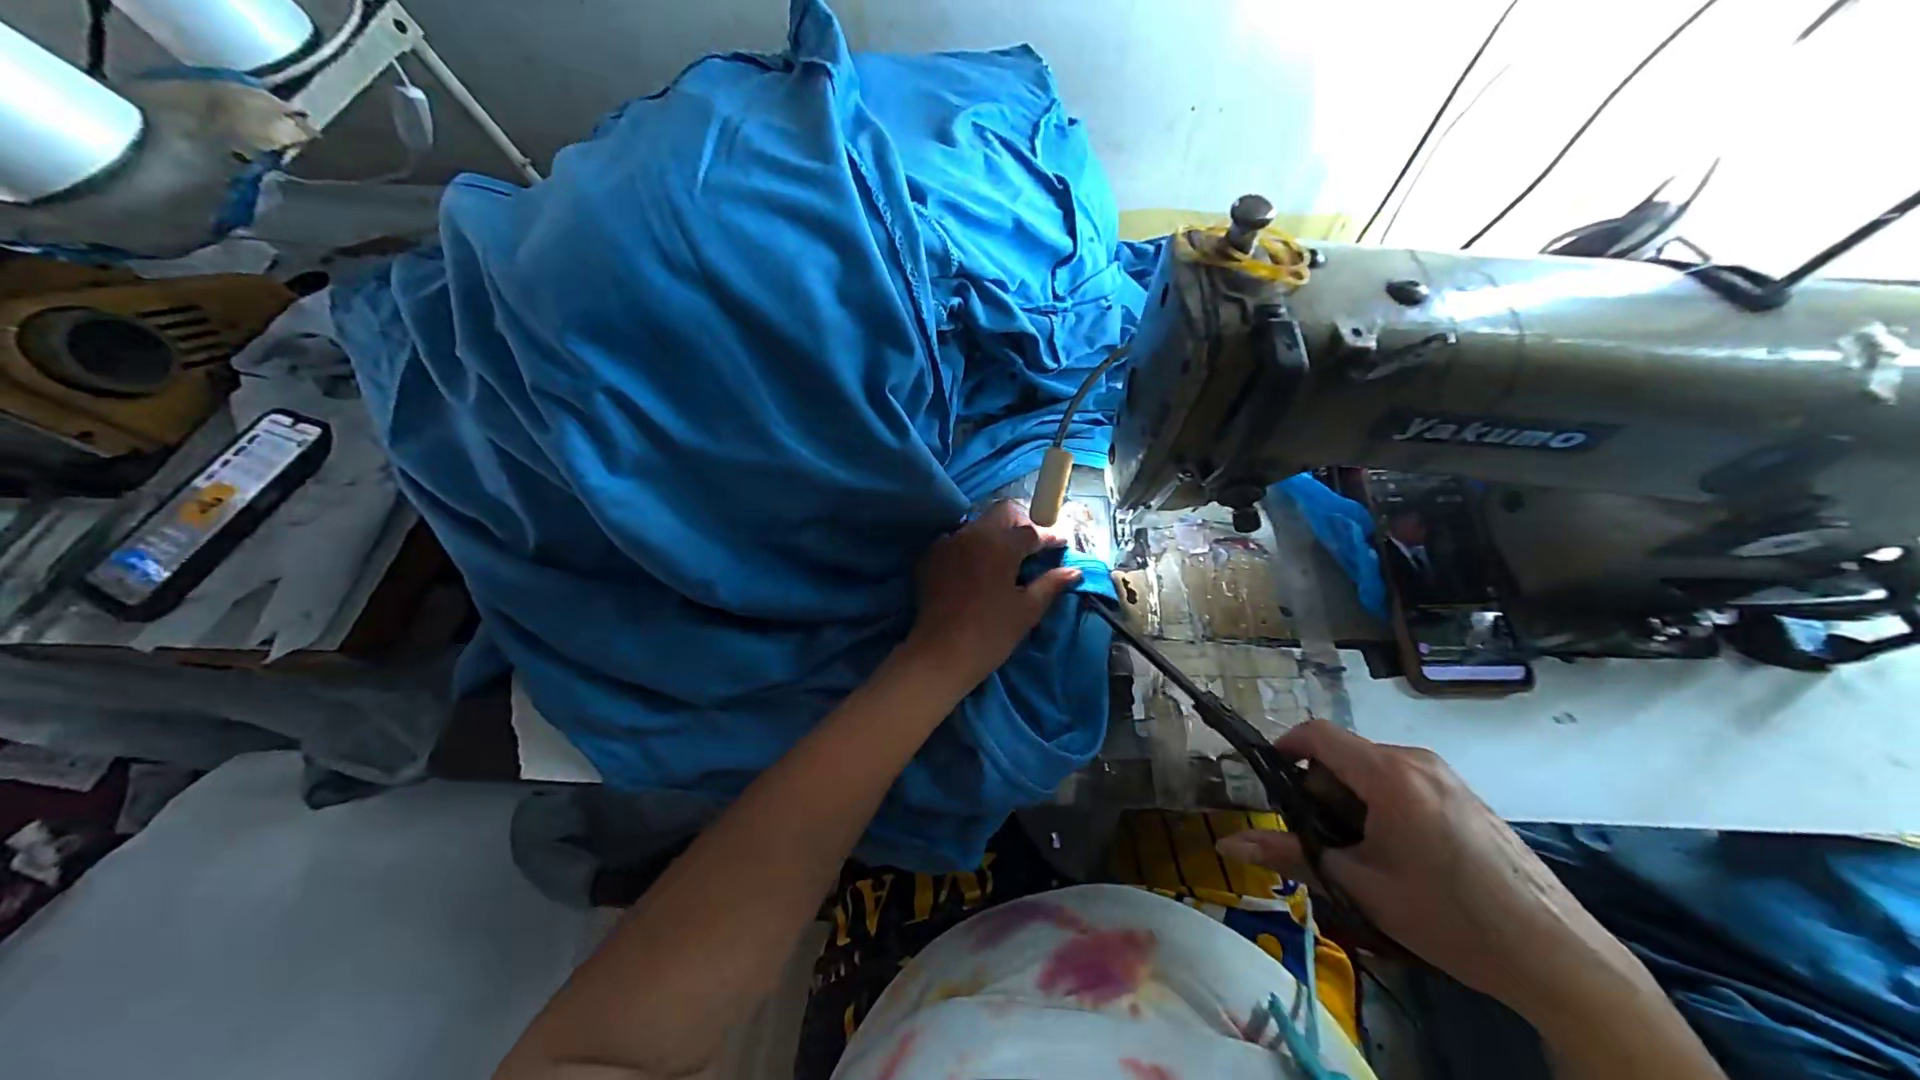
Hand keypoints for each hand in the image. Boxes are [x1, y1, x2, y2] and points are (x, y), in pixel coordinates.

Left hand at [904, 500, 1082, 693]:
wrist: (940, 653)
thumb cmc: (990, 633)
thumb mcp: (1027, 609)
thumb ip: (1051, 584)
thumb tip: (1073, 571)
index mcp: (1000, 544)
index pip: (1031, 531)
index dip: (1049, 537)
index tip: (1060, 543)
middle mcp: (972, 534)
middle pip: (1002, 513)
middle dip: (1021, 524)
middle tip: (1033, 545)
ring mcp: (948, 543)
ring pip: (977, 524)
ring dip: (995, 533)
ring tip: (1006, 556)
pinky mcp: (930, 557)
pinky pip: (956, 540)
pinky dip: (971, 546)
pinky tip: (978, 566)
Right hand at [1215, 720, 1650, 1023]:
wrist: (1559, 957)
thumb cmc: (1450, 917)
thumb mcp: (1361, 887)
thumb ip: (1290, 855)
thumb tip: (1227, 845)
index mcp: (1389, 774)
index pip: (1317, 733)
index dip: (1283, 749)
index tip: (1268, 785)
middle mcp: (1416, 760)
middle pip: (1343, 755)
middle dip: (1321, 792)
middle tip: (1325, 844)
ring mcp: (1445, 776)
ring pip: (1371, 771)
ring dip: (1351, 803)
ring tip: (1365, 857)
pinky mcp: (1463, 794)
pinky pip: (1401, 783)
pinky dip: (1381, 807)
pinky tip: (1401, 856)